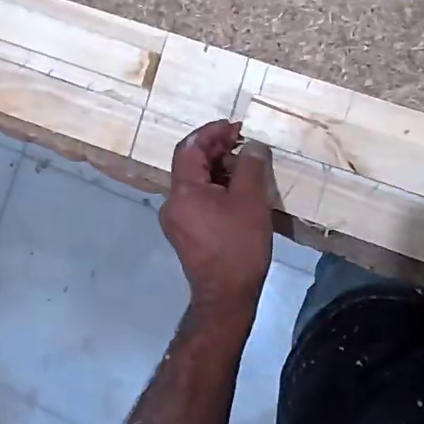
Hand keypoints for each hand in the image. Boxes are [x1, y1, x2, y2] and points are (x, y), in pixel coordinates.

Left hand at [158, 120, 274, 315]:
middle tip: (244, 143)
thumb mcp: (250, 200)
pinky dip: (216, 188)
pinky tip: (238, 191)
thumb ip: (250, 166)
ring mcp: (176, 219)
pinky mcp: (186, 232)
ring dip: (218, 169)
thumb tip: (251, 145)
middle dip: (216, 149)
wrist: (226, 296)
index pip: (189, 147)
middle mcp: (172, 202)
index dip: (211, 132)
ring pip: (195, 182)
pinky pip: (198, 199)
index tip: (235, 126)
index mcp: (182, 191)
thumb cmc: (238, 246)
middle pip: (191, 164)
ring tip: (246, 166)